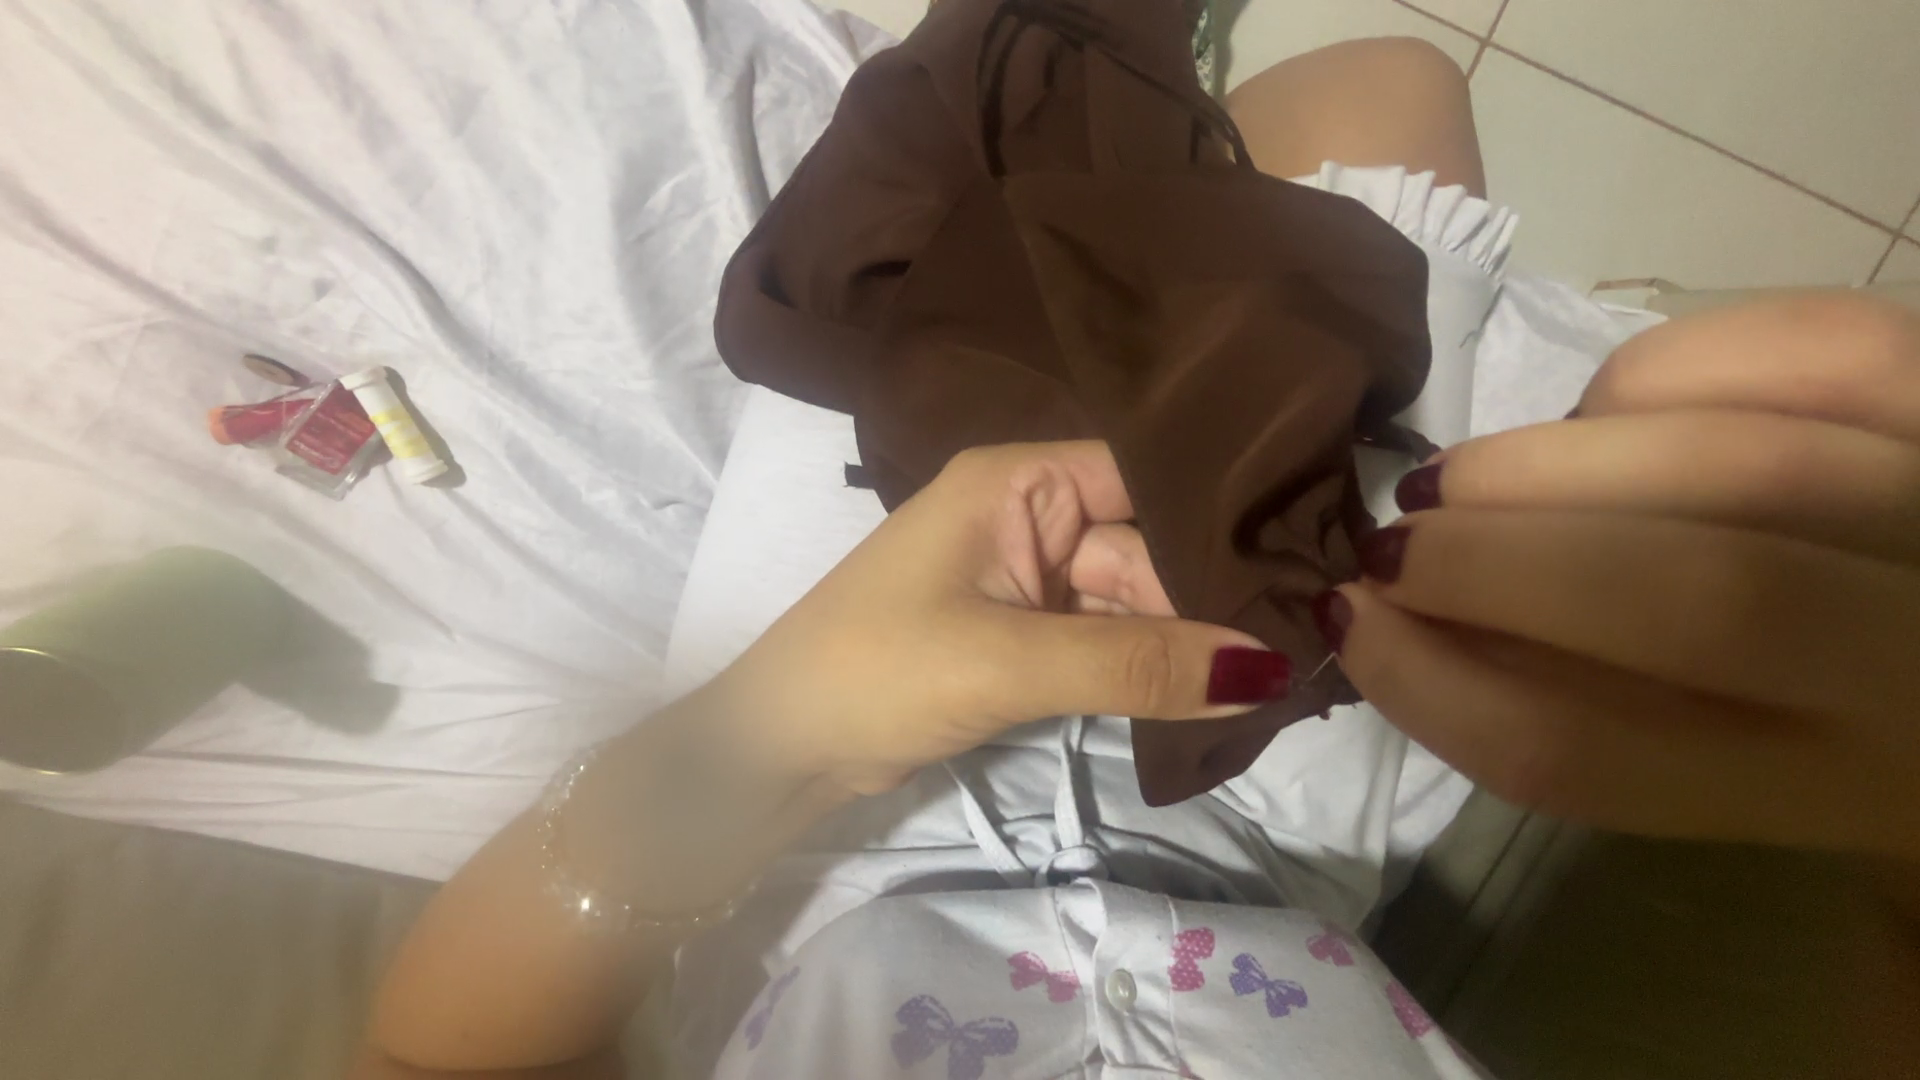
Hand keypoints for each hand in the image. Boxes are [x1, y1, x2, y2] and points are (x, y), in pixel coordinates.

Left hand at [703, 441, 1291, 796]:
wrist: (781, 746)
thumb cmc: (876, 671)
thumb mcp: (1007, 661)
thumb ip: (1136, 664)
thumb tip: (1271, 669)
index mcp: (1012, 482)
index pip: (1138, 473)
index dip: (1216, 508)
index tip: (1305, 547)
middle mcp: (1023, 517)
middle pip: (1141, 542)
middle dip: (1208, 592)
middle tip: (1309, 631)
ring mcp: (1023, 581)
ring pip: (1126, 599)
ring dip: (1183, 637)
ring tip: (1282, 668)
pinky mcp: (1020, 636)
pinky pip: (1101, 640)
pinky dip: (1146, 666)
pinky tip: (1216, 689)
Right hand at [1321, 292, 1919, 860]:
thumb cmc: (1792, 707)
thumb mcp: (1674, 754)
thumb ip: (1534, 700)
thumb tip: (1376, 614)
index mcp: (1832, 787)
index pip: (1580, 748)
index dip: (1420, 679)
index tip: (1342, 616)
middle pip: (1685, 600)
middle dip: (1477, 559)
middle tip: (1390, 544)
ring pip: (1732, 465)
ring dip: (1530, 466)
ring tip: (1467, 485)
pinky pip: (1793, 347)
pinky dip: (1643, 374)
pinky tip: (1603, 418)